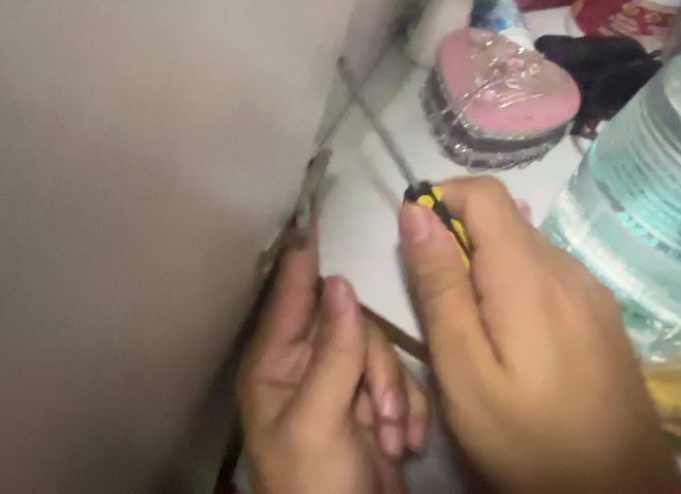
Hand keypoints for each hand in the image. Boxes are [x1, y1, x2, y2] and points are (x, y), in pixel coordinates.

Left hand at [236, 227, 429, 493]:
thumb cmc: (314, 485)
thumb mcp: (315, 421)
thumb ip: (332, 351)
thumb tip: (342, 282)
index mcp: (274, 364)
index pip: (290, 296)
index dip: (305, 258)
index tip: (319, 214)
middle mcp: (304, 367)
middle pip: (348, 323)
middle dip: (373, 364)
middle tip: (377, 408)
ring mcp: (340, 388)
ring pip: (378, 351)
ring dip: (392, 393)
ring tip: (391, 435)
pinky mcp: (371, 408)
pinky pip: (397, 382)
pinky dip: (406, 409)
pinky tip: (404, 442)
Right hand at [398, 178, 680, 493]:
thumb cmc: (530, 440)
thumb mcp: (463, 369)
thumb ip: (439, 284)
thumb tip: (415, 210)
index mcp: (529, 273)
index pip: (484, 191)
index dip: (442, 200)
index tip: (418, 249)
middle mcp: (567, 268)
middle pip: (503, 219)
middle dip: (459, 244)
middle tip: (442, 310)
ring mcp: (593, 294)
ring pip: (524, 249)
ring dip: (487, 269)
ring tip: (476, 336)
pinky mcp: (605, 319)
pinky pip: (549, 278)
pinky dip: (517, 289)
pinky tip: (516, 348)